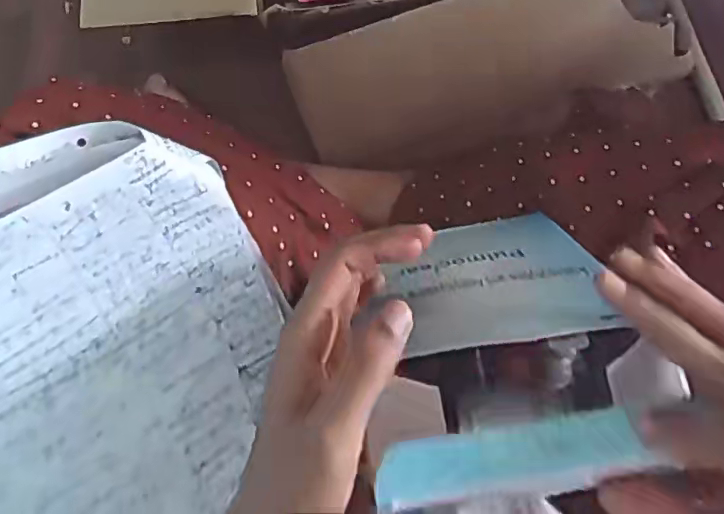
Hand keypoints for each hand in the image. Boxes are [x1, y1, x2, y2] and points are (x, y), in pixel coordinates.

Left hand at [229, 224, 434, 513]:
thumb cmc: (296, 483)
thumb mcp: (334, 430)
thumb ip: (365, 369)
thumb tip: (401, 305)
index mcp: (304, 334)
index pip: (340, 265)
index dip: (379, 244)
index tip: (422, 241)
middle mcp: (308, 334)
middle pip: (343, 270)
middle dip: (382, 246)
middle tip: (427, 241)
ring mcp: (316, 354)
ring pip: (347, 292)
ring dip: (380, 266)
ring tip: (416, 260)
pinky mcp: (328, 375)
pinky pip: (353, 322)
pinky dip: (377, 301)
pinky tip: (393, 306)